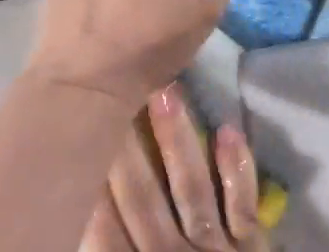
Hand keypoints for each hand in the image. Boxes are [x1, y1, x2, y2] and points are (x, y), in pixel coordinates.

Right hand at [82, 83, 269, 250]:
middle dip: (126, 148)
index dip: (88, 184)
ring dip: (177, 141)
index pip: (101, 232)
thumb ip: (110, 245)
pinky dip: (236, 169)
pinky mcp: (251, 248)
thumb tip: (79, 222)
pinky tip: (227, 130)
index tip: (77, 130)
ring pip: (191, 191)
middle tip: (113, 91)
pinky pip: (242, 206)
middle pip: (142, 201)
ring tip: (166, 91)